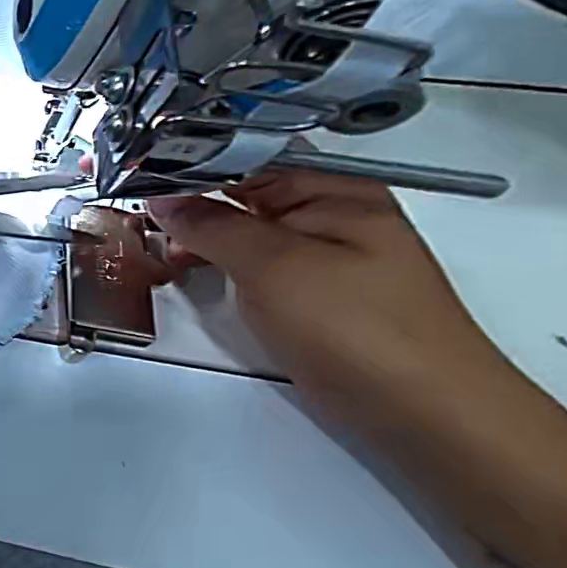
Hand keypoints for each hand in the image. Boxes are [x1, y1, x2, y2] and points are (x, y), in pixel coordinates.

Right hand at [146, 172, 526, 441]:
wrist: (426, 414)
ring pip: (248, 228)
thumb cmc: (358, 329)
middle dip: (192, 198)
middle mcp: (329, 212)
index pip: (249, 153)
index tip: (141, 172)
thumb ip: (213, 226)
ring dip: (204, 233)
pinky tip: (195, 271)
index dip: (192, 159)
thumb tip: (164, 198)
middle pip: (247, 189)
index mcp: (333, 187)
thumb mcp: (275, 268)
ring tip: (161, 246)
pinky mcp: (313, 293)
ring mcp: (322, 254)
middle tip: (140, 212)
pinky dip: (222, 263)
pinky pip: (257, 263)